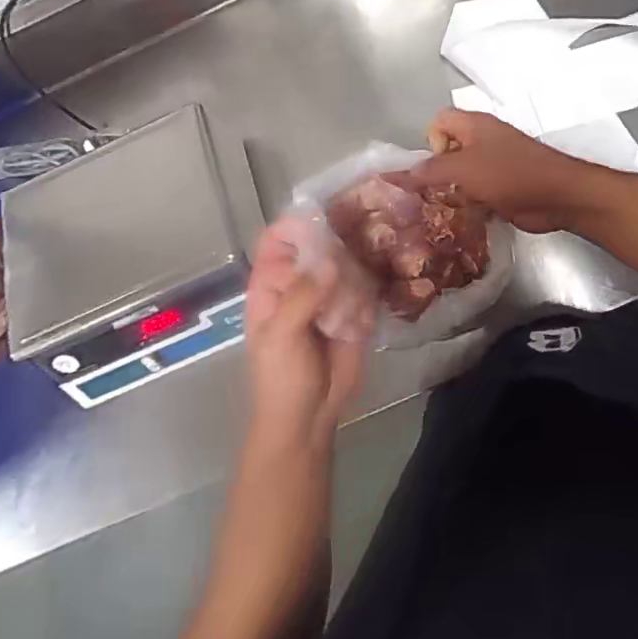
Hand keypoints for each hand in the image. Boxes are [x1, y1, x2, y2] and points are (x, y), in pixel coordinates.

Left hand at [243, 223, 369, 447]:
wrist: (309, 417)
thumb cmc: (281, 377)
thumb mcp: (282, 336)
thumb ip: (303, 296)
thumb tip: (330, 259)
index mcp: (272, 282)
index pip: (279, 238)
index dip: (297, 225)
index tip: (325, 221)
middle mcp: (301, 281)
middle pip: (320, 246)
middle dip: (336, 253)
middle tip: (346, 272)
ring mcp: (329, 294)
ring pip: (348, 266)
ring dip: (352, 286)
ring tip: (342, 317)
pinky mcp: (354, 310)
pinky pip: (366, 291)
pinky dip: (365, 304)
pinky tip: (355, 327)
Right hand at [413, 109, 606, 232]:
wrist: (557, 195)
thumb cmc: (509, 175)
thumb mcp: (463, 170)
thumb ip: (431, 170)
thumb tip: (407, 173)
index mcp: (474, 125)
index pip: (439, 121)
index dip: (432, 141)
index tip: (437, 165)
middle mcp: (483, 140)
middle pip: (448, 150)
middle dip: (438, 171)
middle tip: (434, 193)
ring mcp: (495, 163)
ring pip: (462, 173)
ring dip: (453, 190)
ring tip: (448, 208)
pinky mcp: (504, 185)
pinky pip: (477, 190)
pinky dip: (471, 202)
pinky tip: (468, 216)